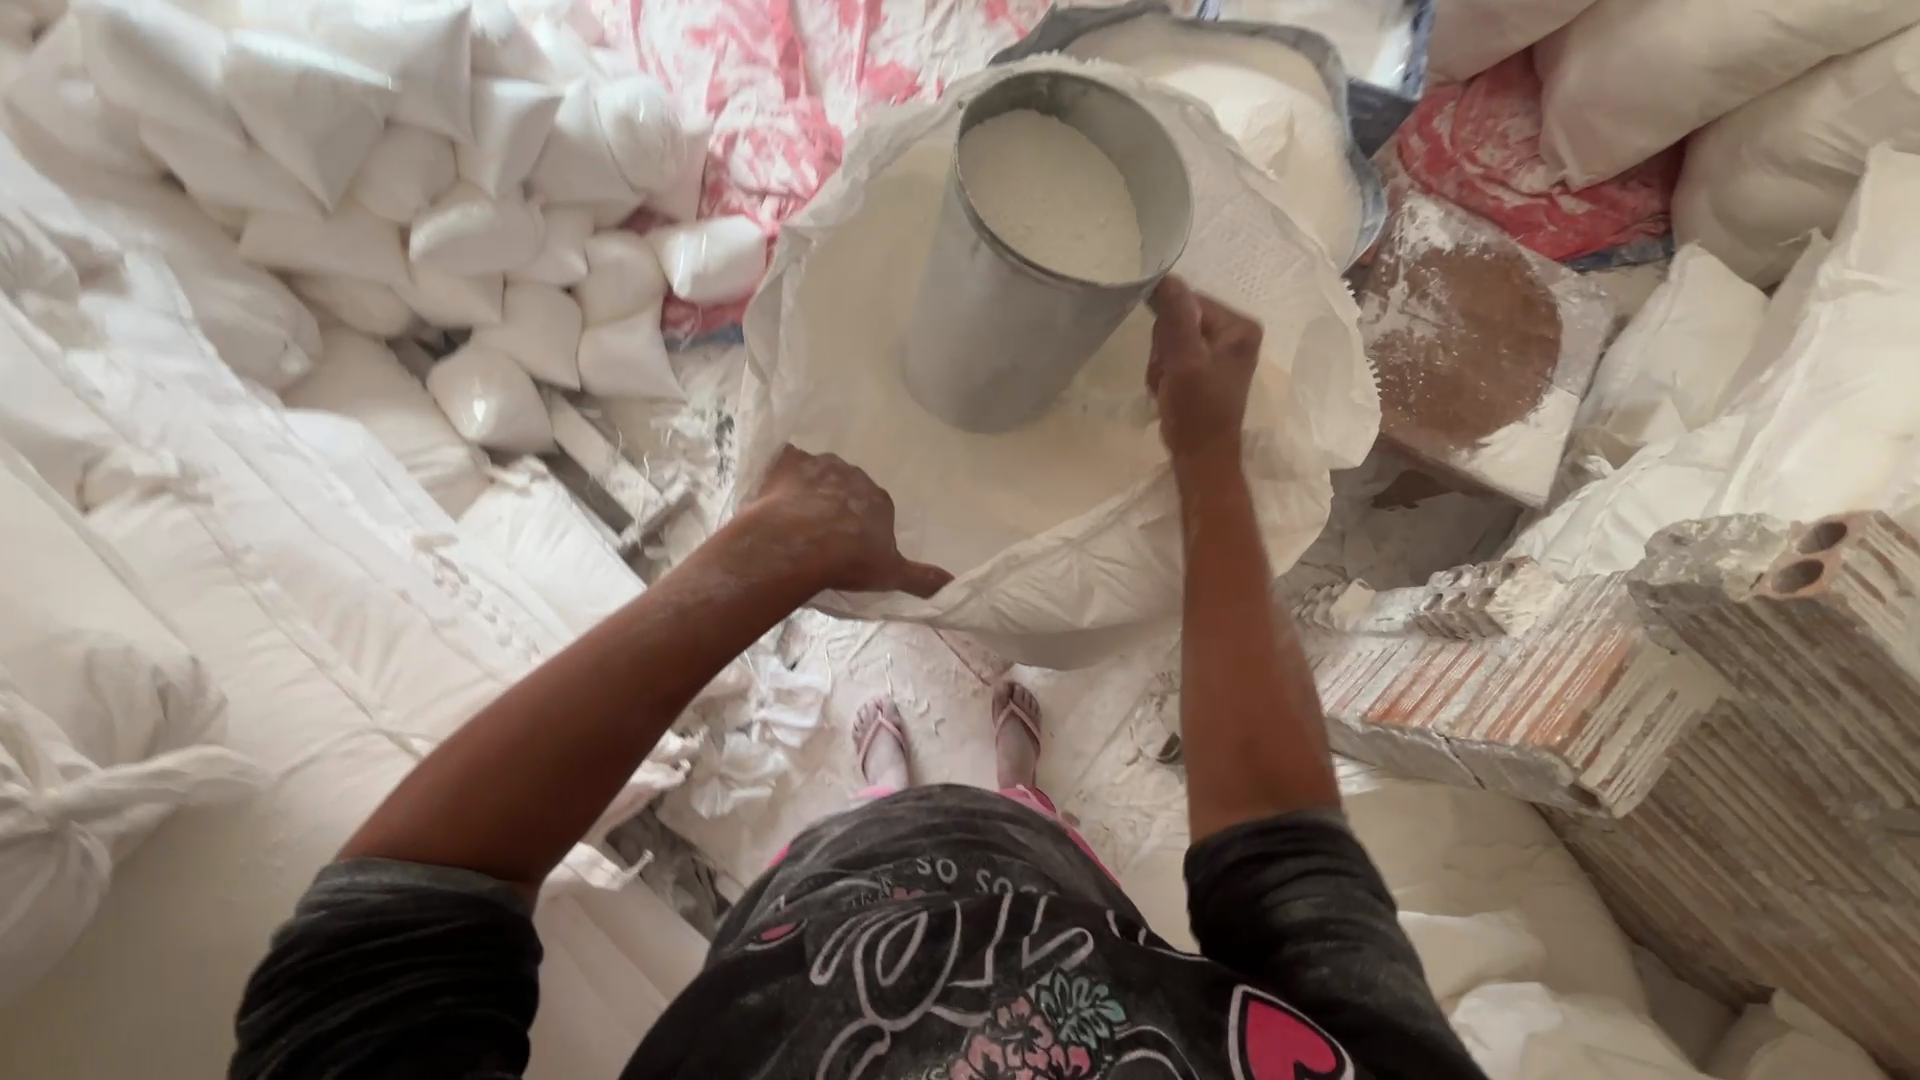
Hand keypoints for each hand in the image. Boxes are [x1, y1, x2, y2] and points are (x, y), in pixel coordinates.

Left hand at [742, 445, 953, 597]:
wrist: (799, 546)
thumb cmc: (849, 561)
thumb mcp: (891, 574)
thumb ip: (922, 578)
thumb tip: (953, 585)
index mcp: (880, 500)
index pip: (876, 508)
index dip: (862, 526)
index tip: (850, 545)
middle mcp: (855, 476)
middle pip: (848, 487)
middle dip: (838, 504)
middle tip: (822, 533)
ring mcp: (821, 466)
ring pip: (819, 473)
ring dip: (812, 489)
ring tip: (796, 518)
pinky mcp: (789, 462)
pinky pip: (788, 463)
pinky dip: (784, 476)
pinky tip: (776, 495)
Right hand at [1146, 275, 1260, 468]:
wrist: (1201, 457)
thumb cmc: (1196, 411)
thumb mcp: (1184, 361)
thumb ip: (1176, 318)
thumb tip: (1167, 277)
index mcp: (1239, 326)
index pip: (1188, 302)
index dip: (1167, 328)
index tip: (1168, 357)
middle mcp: (1235, 334)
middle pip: (1179, 320)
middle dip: (1164, 349)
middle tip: (1168, 376)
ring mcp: (1221, 353)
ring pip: (1172, 340)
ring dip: (1161, 364)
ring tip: (1169, 388)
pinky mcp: (1207, 369)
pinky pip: (1174, 356)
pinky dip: (1165, 374)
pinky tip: (1170, 391)